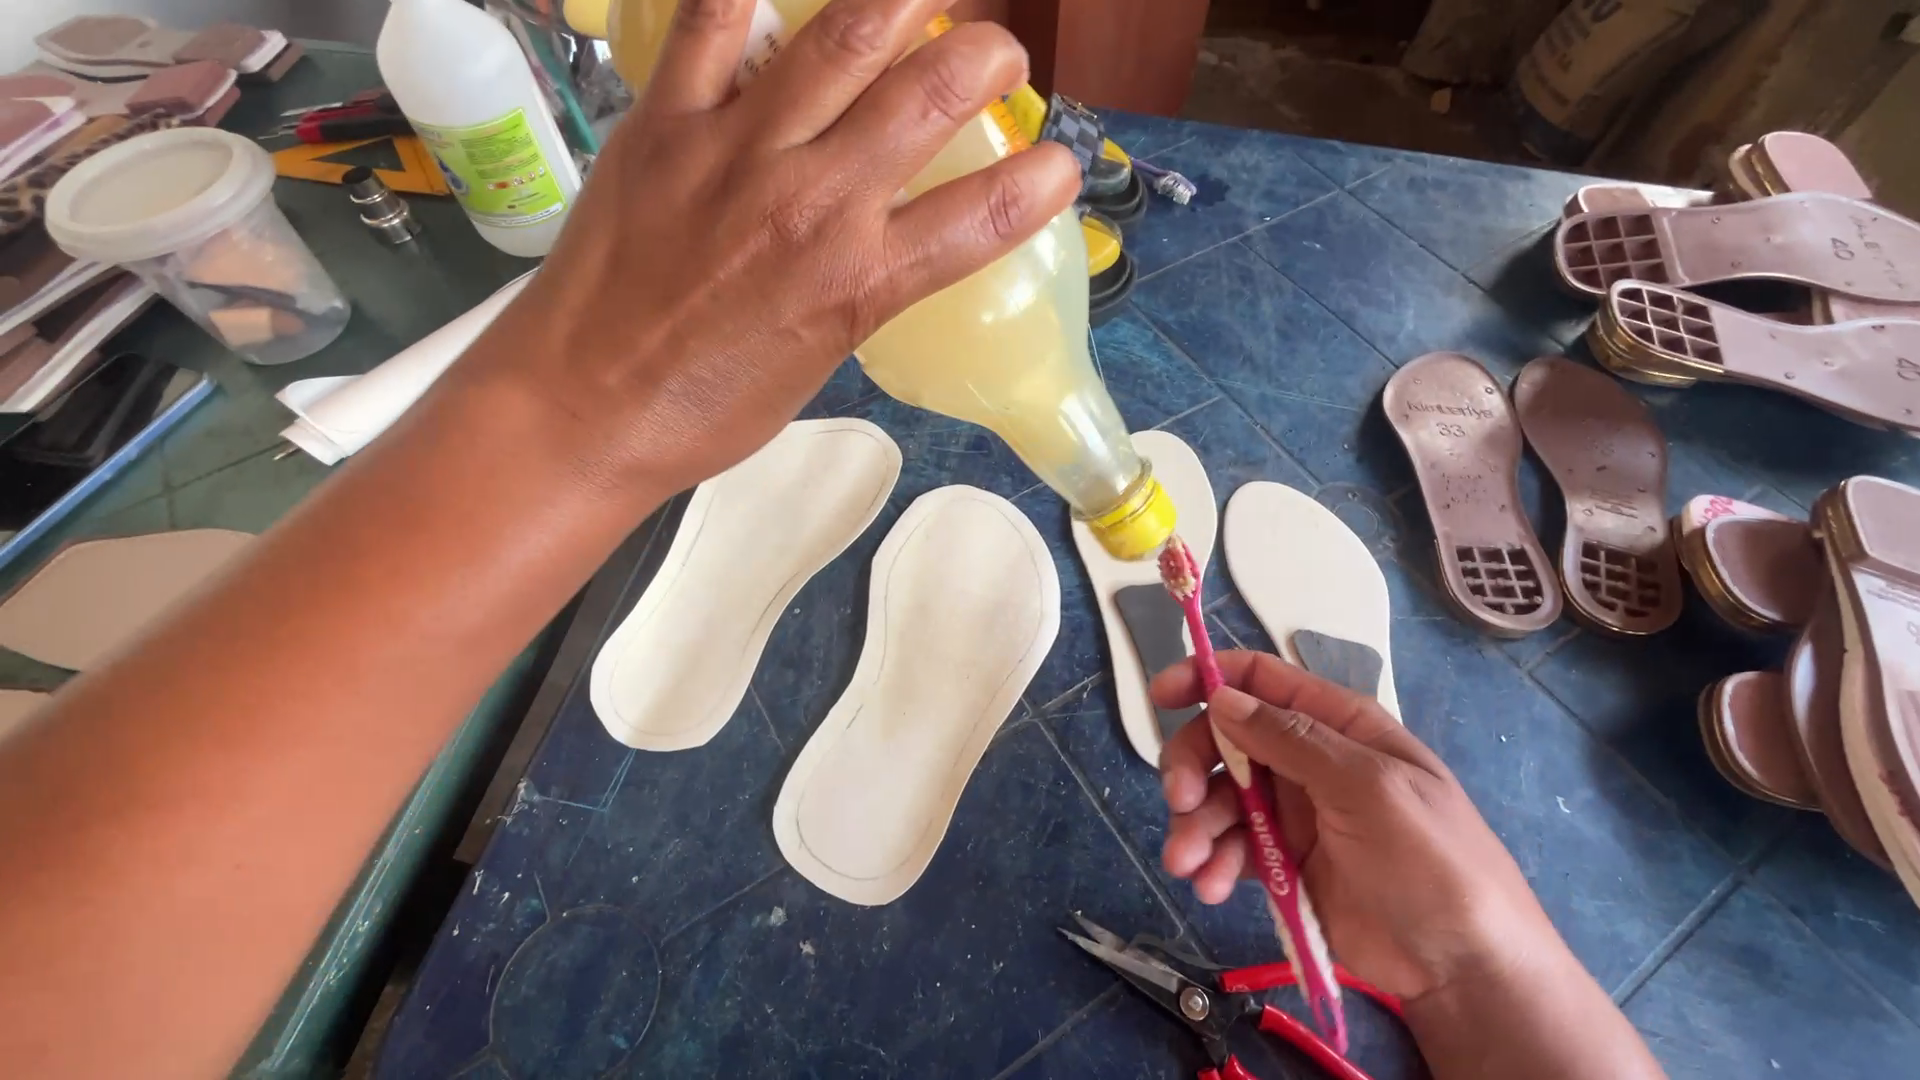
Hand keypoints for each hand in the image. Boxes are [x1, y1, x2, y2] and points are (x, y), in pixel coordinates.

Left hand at [463, 0, 1078, 495]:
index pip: (980, 217)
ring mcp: (736, 151)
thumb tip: (882, 235)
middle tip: (996, 51)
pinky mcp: (664, 122)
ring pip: (841, 36)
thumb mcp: (818, 361)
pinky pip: (712, 21)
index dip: (1041, 183)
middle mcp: (813, 204)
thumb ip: (861, 285)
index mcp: (859, 284)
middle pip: (926, 94)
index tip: (1061, 165)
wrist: (586, 408)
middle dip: (985, 54)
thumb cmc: (711, 410)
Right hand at [1152, 651, 1565, 1003]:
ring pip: (1219, 798)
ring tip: (1188, 864)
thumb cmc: (1430, 861)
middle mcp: (1306, 760)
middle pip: (1224, 740)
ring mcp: (1292, 812)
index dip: (1206, 678)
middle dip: (1192, 766)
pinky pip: (1231, 847)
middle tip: (1177, 800)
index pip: (1260, 680)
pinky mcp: (1282, 862)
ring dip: (1194, 826)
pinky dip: (1213, 863)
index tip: (1161, 696)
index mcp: (1334, 725)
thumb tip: (1221, 697)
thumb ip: (1291, 739)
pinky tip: (1213, 888)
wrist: (1464, 970)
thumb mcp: (1367, 788)